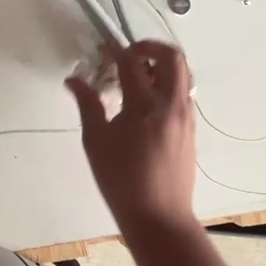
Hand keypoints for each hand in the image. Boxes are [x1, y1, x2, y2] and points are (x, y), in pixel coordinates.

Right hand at [66, 39, 198, 233]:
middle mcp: (172, 105)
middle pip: (172, 58)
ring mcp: (186, 117)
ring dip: (160, 66)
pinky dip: (166, 85)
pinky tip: (144, 104)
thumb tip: (74, 80)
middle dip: (149, 48)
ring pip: (182, 74)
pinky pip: (183, 93)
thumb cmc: (121, 180)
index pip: (132, 63)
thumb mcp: (96, 140)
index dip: (115, 50)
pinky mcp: (190, 130)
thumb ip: (88, 104)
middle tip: (126, 57)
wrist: (159, 217)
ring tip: (134, 79)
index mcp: (146, 105)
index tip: (101, 49)